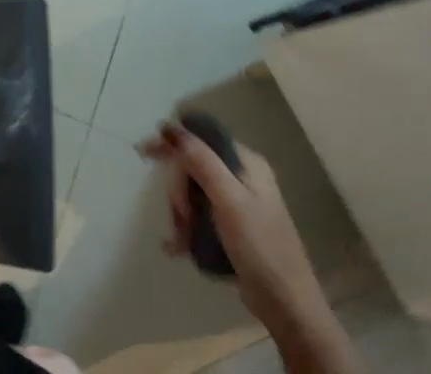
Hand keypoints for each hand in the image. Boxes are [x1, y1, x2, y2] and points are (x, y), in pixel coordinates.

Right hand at [142, 124, 360, 373]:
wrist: (286, 303)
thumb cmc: (260, 247)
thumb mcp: (228, 200)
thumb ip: (201, 161)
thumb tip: (170, 127)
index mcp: (246, 163)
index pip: (201, 138)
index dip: (173, 143)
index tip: (144, 154)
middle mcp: (242, 177)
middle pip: (192, 167)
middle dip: (178, 191)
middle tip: (179, 215)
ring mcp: (236, 202)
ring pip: (191, 193)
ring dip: (180, 214)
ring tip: (181, 238)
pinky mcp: (231, 226)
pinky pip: (198, 215)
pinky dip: (185, 228)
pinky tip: (176, 246)